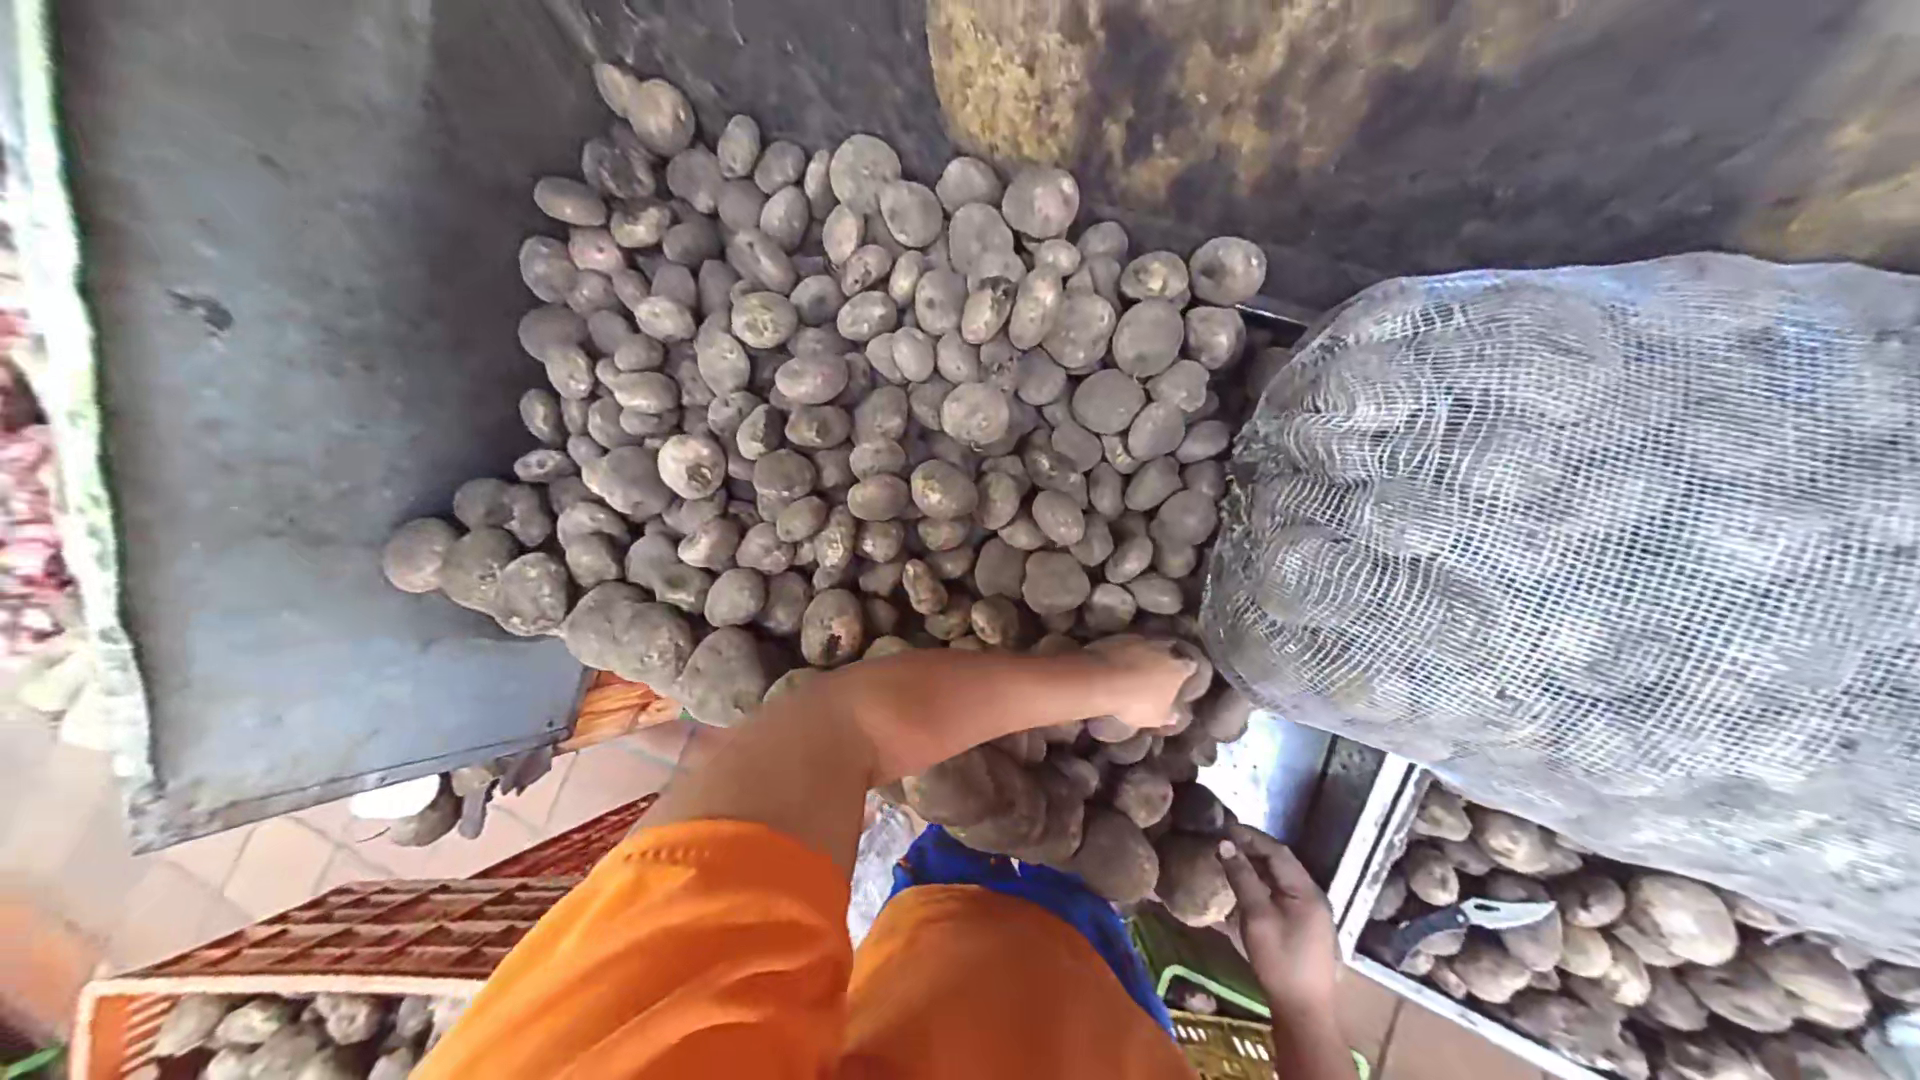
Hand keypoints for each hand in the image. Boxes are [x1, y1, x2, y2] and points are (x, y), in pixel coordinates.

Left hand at [1085, 637, 1195, 731]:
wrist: (1102, 680)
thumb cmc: (1135, 703)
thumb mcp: (1157, 718)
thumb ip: (1169, 715)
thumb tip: (1176, 715)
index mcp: (1178, 668)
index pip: (1190, 666)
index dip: (1186, 671)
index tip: (1182, 677)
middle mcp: (1162, 649)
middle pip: (1168, 651)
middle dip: (1164, 659)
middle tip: (1158, 671)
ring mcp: (1139, 640)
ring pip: (1147, 645)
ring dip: (1143, 654)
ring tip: (1136, 666)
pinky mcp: (1116, 637)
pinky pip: (1126, 644)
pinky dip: (1124, 651)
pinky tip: (1117, 662)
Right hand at [1219, 824, 1338, 1015]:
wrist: (1305, 1011)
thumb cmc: (1280, 961)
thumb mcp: (1257, 916)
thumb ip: (1243, 877)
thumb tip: (1225, 844)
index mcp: (1306, 891)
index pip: (1277, 851)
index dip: (1251, 836)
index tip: (1224, 828)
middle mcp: (1313, 896)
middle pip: (1281, 862)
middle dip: (1253, 848)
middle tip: (1224, 841)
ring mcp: (1312, 912)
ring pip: (1282, 877)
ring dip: (1257, 864)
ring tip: (1231, 858)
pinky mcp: (1306, 925)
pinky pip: (1283, 891)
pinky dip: (1263, 881)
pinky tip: (1246, 885)